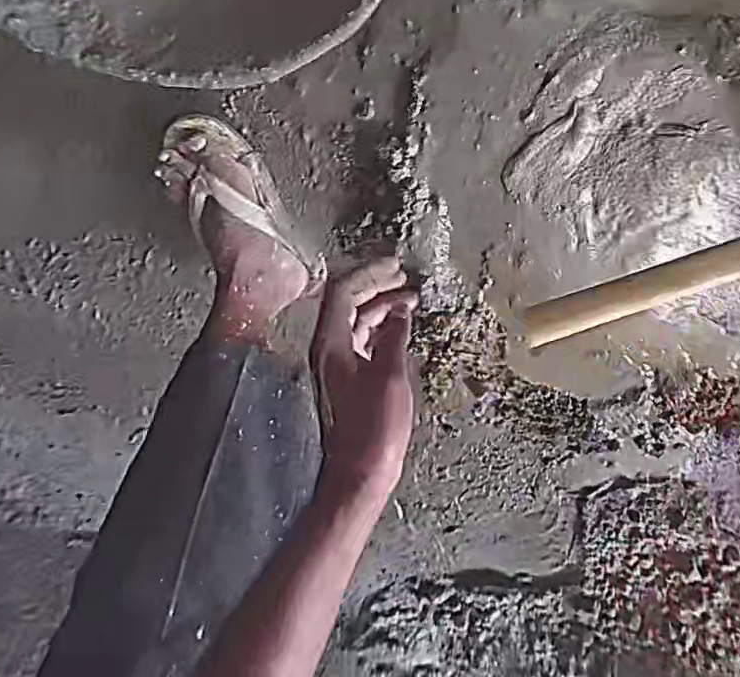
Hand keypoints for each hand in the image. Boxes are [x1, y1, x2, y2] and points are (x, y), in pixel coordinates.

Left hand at [309, 257, 417, 497]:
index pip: (344, 292)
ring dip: (382, 306)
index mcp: (331, 344)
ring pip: (358, 321)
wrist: (361, 472)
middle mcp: (329, 350)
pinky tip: (401, 326)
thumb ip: (395, 336)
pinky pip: (364, 339)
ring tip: (410, 299)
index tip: (396, 266)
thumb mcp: (390, 374)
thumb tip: (401, 310)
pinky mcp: (349, 378)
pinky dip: (383, 326)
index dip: (370, 273)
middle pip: (349, 303)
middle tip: (404, 277)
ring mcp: (338, 365)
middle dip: (377, 286)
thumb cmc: (374, 427)